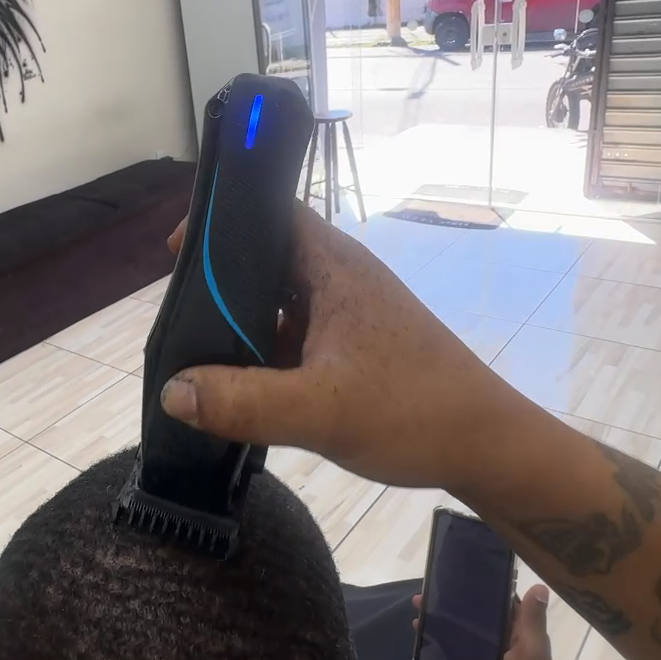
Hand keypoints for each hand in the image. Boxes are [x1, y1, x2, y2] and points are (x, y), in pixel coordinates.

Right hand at [156, 208, 529, 487]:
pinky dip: (263, 346)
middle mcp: (338, 279)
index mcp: (333, 268)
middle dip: (219, 277)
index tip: (176, 250)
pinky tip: (240, 378)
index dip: (222, 219)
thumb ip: (242, 401)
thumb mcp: (321, 410)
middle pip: (267, 256)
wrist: (489, 448)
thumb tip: (171, 391)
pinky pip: (294, 332)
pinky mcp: (353, 344)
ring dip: (241, 317)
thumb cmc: (413, 412)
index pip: (271, 211)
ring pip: (279, 299)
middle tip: (176, 306)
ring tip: (196, 342)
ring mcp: (347, 313)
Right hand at [419, 585, 585, 659]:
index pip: (501, 606)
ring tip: (416, 628)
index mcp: (520, 637)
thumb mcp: (529, 653)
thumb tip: (541, 587)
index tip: (455, 580)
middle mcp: (508, 648)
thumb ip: (531, 622)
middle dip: (448, 614)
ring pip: (463, 646)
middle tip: (421, 603)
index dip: (480, 591)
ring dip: (440, 640)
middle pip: (475, 624)